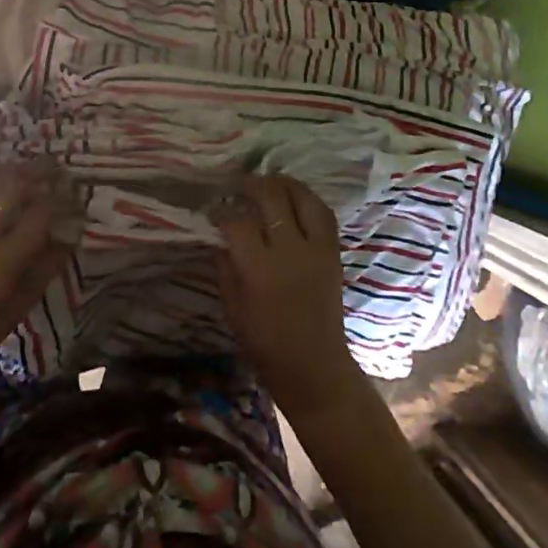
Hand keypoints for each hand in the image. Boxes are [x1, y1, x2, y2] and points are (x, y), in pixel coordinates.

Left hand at [0, 164, 79, 393]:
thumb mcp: (18, 308)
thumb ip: (44, 270)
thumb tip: (66, 239)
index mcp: (4, 261)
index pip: (39, 215)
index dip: (58, 199)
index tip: (70, 192)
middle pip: (10, 187)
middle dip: (35, 172)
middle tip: (50, 166)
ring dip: (1, 169)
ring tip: (16, 169)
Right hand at [214, 176, 367, 418]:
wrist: (314, 366)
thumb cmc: (264, 342)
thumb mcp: (231, 305)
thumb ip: (225, 266)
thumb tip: (219, 236)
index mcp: (259, 267)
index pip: (237, 221)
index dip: (221, 211)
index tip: (213, 211)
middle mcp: (290, 250)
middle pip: (272, 197)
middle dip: (251, 185)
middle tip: (238, 185)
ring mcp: (316, 249)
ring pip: (303, 198)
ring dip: (283, 184)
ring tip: (268, 182)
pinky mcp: (333, 253)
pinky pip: (323, 214)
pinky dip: (307, 200)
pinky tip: (293, 199)